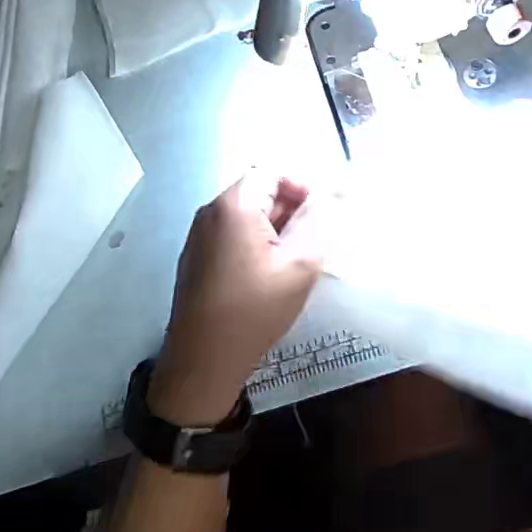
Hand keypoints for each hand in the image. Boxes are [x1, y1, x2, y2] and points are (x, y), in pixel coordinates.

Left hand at [153, 172, 331, 424]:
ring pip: (247, 215)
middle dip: (292, 209)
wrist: (203, 359)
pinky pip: (233, 235)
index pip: (272, 172)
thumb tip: (334, 196)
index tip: (323, 215)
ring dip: (276, 228)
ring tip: (297, 260)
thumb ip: (320, 222)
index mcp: (233, 206)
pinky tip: (271, 275)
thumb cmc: (255, 309)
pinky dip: (257, 243)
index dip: (302, 186)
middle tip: (316, 241)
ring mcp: (199, 237)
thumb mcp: (299, 265)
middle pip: (258, 191)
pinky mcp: (197, 259)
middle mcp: (210, 212)